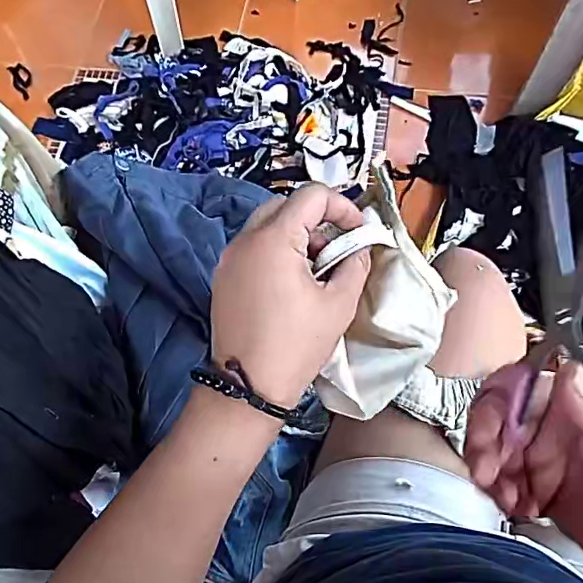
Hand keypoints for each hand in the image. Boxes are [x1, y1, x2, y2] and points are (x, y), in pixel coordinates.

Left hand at [211, 184, 371, 402]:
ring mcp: (229, 260)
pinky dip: (277, 254)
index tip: (358, 230)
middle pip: (285, 206)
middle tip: (338, 250)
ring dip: (297, 237)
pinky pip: (253, 250)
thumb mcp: (339, 305)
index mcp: (273, 240)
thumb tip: (359, 248)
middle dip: (318, 220)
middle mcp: (244, 241)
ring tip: (318, 272)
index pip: (311, 196)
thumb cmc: (295, 346)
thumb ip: (354, 265)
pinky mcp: (223, 279)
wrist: (250, 386)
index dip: (343, 206)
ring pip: (267, 227)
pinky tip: (293, 286)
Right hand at [464, 360, 582, 578]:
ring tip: (510, 499)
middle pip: (501, 414)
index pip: (525, 381)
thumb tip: (569, 374)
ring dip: (491, 471)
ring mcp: (553, 453)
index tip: (493, 437)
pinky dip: (500, 493)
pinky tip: (521, 509)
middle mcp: (565, 420)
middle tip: (486, 473)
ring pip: (498, 449)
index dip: (499, 403)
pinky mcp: (544, 486)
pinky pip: (505, 480)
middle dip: (484, 441)